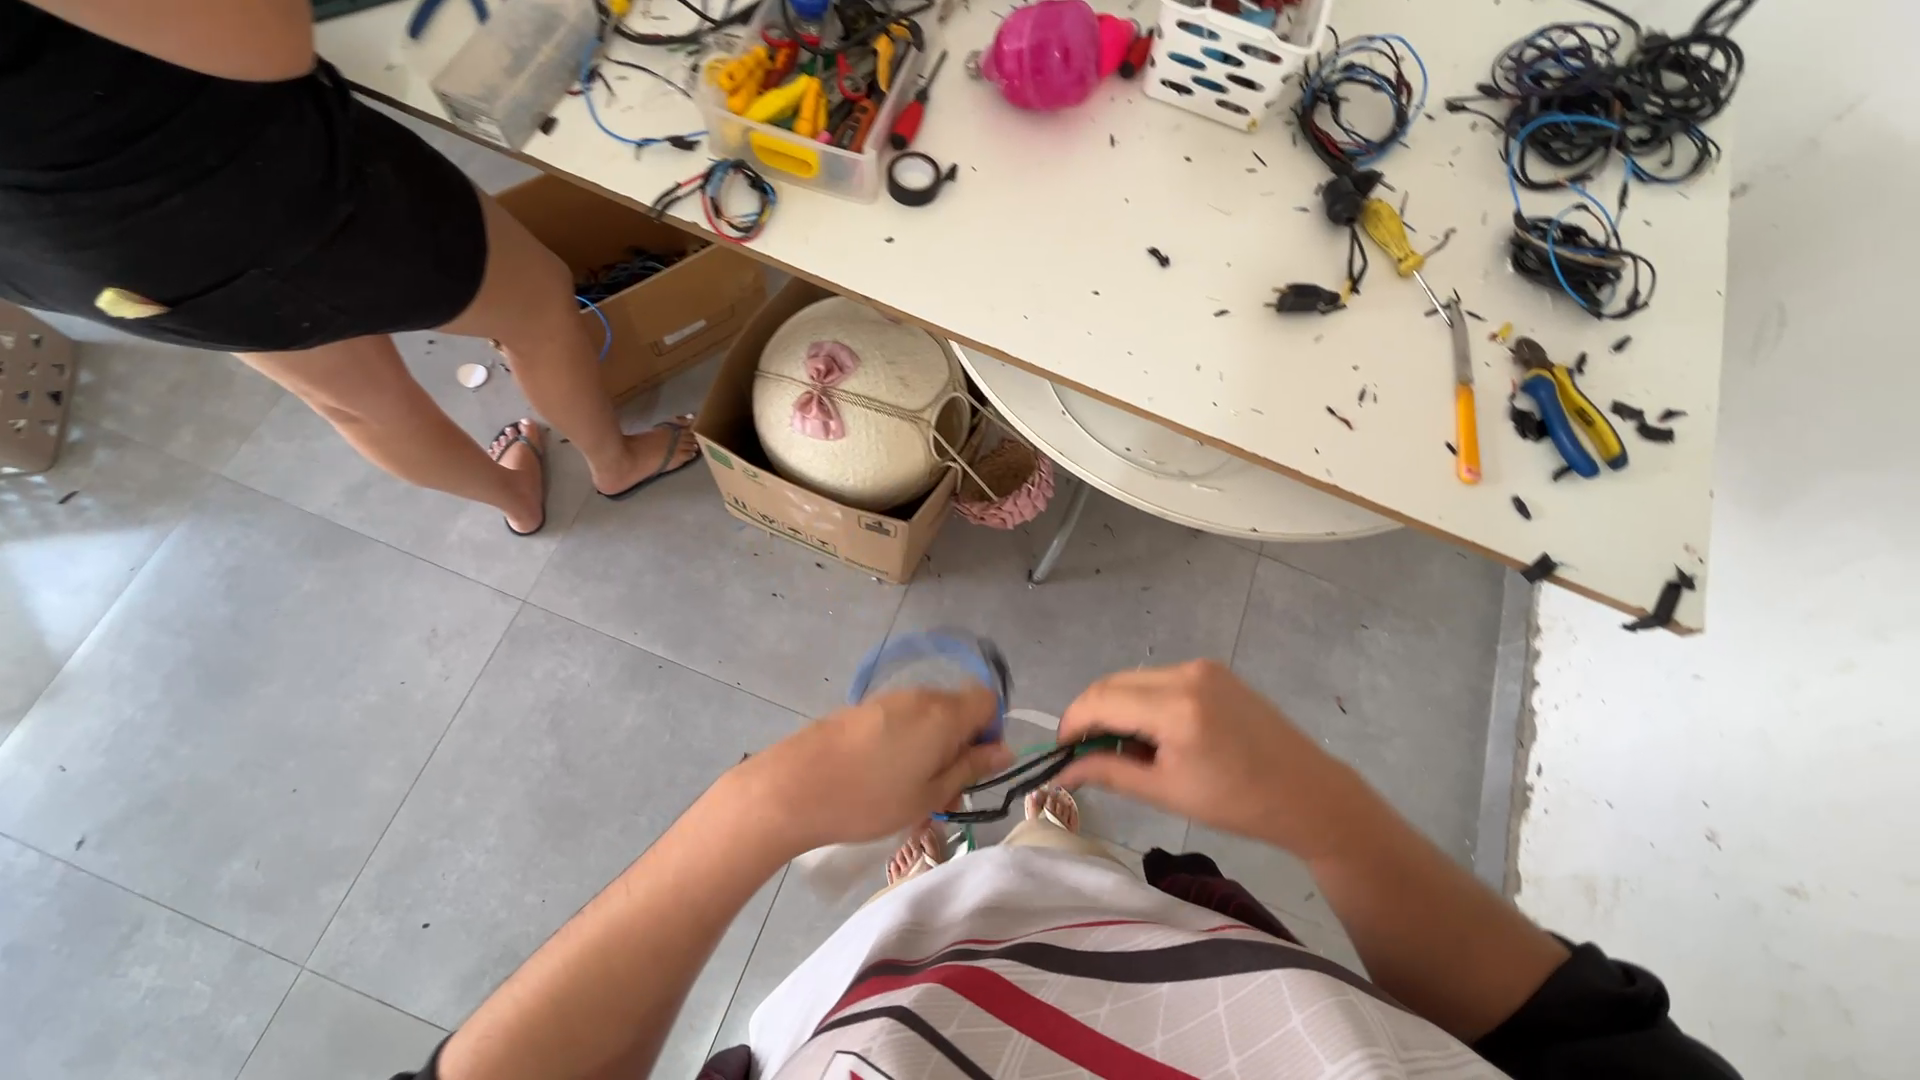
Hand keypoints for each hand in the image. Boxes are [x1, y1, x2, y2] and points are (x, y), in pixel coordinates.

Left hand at [727, 686, 1011, 854]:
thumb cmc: (870, 798)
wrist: (794, 786)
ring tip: (908, 790)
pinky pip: (901, 720)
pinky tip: (880, 777)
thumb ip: (970, 768)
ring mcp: (888, 699)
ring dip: (931, 746)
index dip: (990, 731)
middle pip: (958, 708)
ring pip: (928, 716)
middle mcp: (920, 696)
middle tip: (941, 790)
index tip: (973, 766)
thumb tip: (1005, 750)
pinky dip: (904, 743)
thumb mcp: (929, 794)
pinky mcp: (863, 708)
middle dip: (959, 744)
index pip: (988, 699)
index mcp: (944, 713)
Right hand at [1055, 661, 1371, 860]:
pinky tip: (1150, 733)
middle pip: (1112, 683)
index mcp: (1176, 706)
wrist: (1308, 794)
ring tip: (1121, 748)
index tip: (1061, 753)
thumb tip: (1062, 770)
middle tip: (1084, 754)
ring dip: (1115, 708)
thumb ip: (1108, 771)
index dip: (1072, 723)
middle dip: (1090, 716)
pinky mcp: (1213, 670)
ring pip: (1133, 679)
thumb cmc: (1237, 804)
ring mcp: (1202, 667)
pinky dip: (1141, 701)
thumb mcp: (1165, 792)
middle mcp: (1186, 673)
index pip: (1100, 700)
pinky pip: (1158, 679)